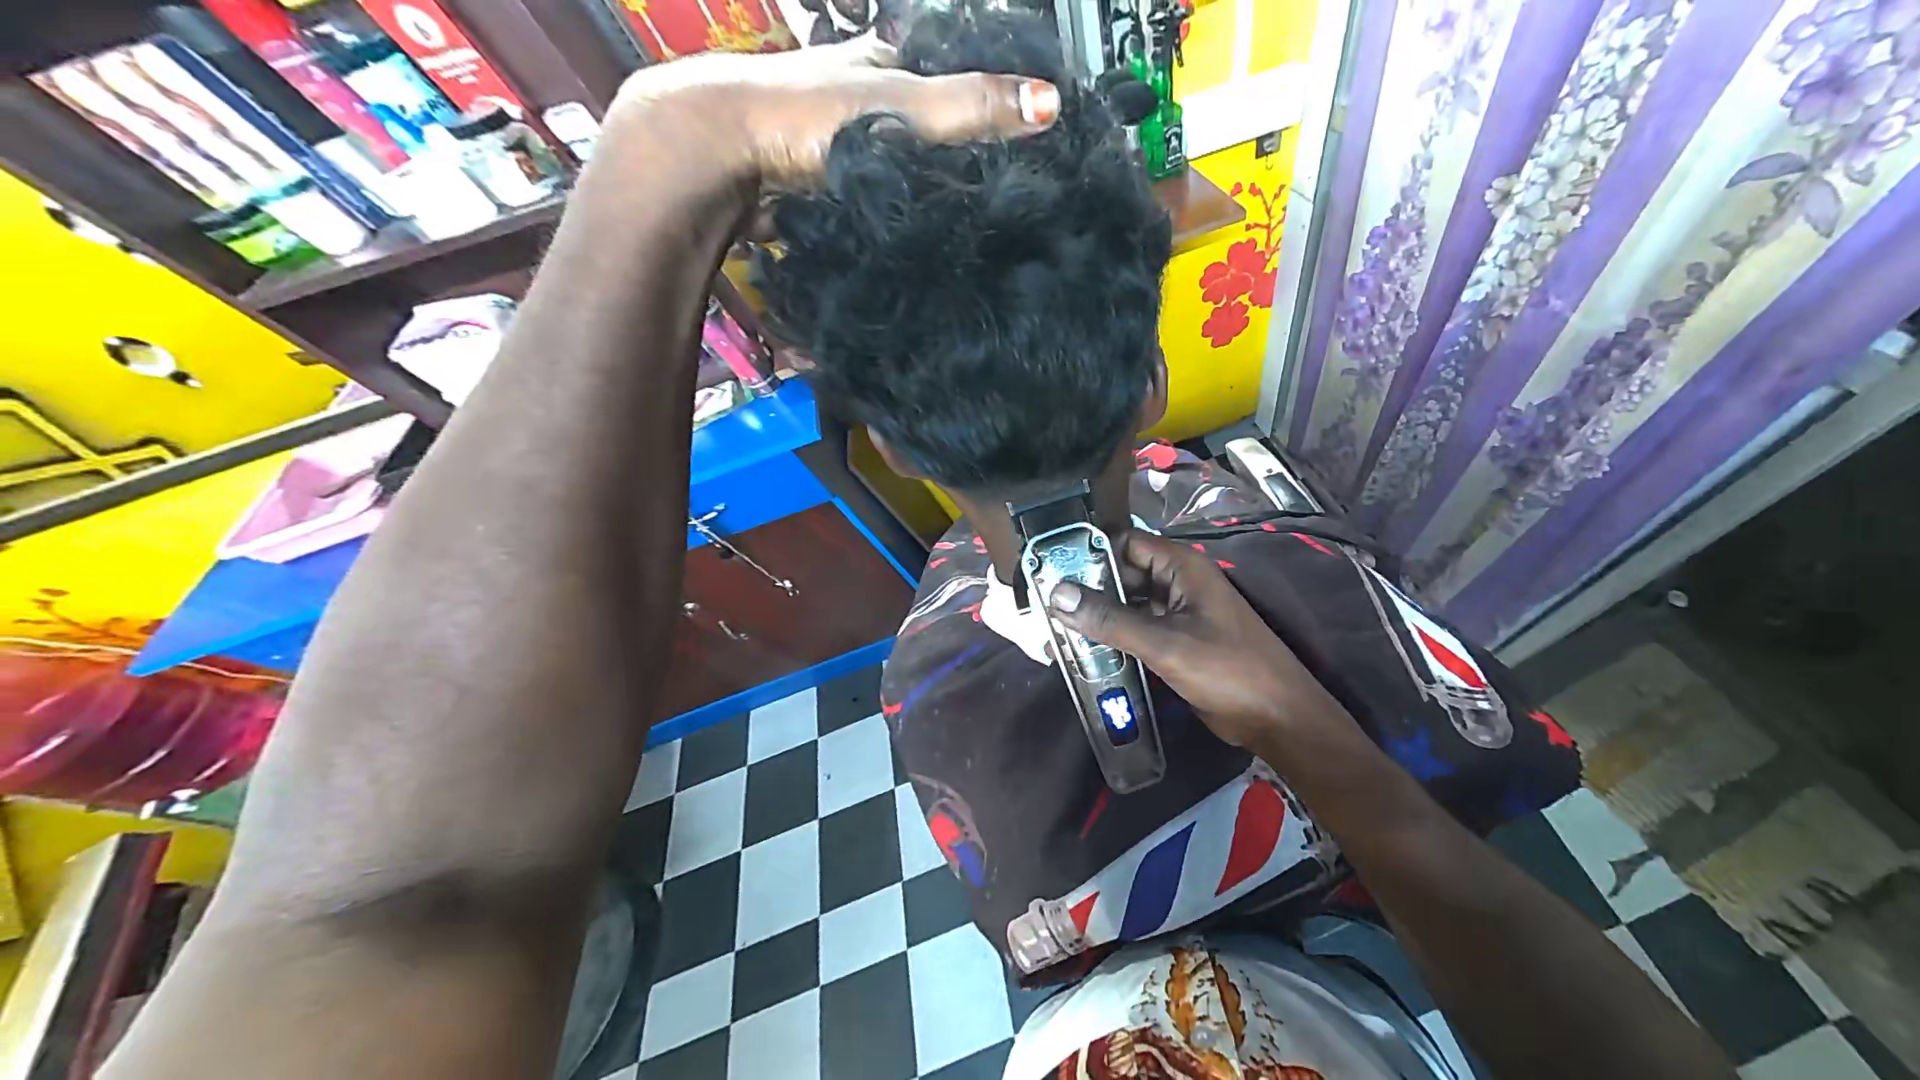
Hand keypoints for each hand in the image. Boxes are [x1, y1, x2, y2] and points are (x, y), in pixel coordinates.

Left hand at [605, 36, 1059, 189]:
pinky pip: (851, 199)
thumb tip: (1052, 103)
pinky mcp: (801, 184)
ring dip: (902, 188)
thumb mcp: (902, 110)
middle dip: (934, 151)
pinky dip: (872, 213)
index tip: (1003, 139)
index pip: (936, 77)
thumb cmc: (811, 118)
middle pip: (904, 121)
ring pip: (876, 161)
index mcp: (875, 64)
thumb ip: (970, 109)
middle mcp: (847, 94)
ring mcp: (821, 139)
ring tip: (941, 223)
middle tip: (974, 193)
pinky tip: (889, 235)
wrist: (720, 152)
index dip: (970, 102)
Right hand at [1047, 530, 1355, 750]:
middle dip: (1086, 590)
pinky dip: (1110, 638)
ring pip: (1125, 605)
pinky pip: (1134, 630)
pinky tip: (1082, 652)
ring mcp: (1176, 613)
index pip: (1125, 543)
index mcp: (1181, 567)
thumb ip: (1110, 619)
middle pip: (1122, 574)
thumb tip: (1057, 594)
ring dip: (1095, 617)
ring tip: (1054, 633)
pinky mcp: (1174, 641)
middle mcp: (1177, 583)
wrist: (1278, 720)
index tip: (1050, 571)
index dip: (1090, 553)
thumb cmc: (1229, 671)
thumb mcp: (1165, 643)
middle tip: (1044, 608)